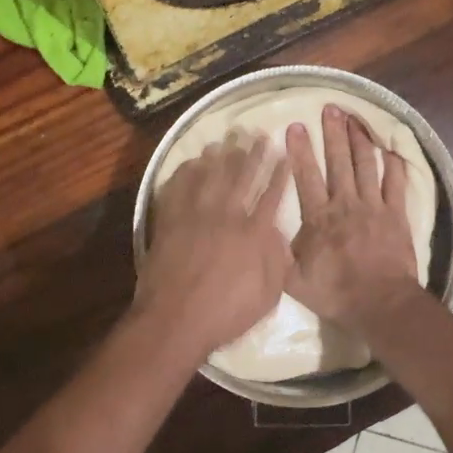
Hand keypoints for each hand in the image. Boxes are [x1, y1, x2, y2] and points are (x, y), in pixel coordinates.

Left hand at [137, 134, 290, 355]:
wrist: (174, 320)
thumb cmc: (225, 314)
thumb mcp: (268, 296)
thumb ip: (276, 261)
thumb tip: (278, 233)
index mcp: (253, 233)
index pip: (271, 195)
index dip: (279, 172)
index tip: (284, 152)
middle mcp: (226, 216)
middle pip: (241, 177)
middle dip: (252, 153)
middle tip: (257, 132)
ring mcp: (194, 216)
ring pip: (210, 176)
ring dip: (220, 155)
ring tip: (228, 138)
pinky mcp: (169, 222)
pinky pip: (178, 188)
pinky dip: (186, 171)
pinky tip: (192, 161)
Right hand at [285, 105, 422, 329]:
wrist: (379, 303)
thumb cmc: (335, 293)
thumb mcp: (293, 279)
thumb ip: (280, 254)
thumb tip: (267, 234)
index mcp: (318, 218)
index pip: (306, 177)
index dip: (300, 151)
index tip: (295, 126)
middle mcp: (345, 204)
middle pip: (338, 162)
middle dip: (332, 133)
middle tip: (330, 109)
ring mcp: (373, 207)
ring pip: (365, 165)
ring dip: (359, 140)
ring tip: (354, 118)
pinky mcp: (396, 215)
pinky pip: (396, 183)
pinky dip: (393, 164)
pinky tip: (390, 148)